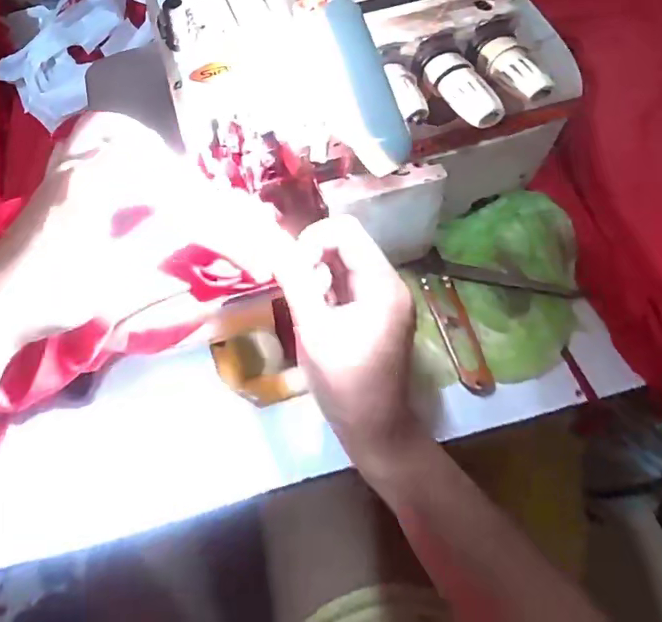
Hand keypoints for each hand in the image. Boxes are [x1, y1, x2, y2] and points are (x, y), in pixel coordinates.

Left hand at [0, 112, 298, 353]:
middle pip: (140, 149)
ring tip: (166, 182)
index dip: (197, 199)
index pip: (161, 178)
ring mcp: (60, 168)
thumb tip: (195, 216)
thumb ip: (156, 237)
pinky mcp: (50, 180)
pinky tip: (122, 172)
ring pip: (109, 135)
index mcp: (94, 182)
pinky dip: (111, 148)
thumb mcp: (114, 273)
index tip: (221, 216)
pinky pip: (85, 145)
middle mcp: (77, 164)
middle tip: (200, 200)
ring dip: (142, 151)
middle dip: (175, 170)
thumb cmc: (54, 294)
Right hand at [271, 216, 425, 469]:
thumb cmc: (345, 384)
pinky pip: (348, 279)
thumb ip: (295, 281)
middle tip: (296, 284)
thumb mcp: (313, 330)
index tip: (293, 269)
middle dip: (313, 253)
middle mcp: (389, 282)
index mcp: (382, 284)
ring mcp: (385, 296)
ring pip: (345, 258)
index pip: (345, 231)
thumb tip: (272, 244)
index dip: (312, 239)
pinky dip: (326, 284)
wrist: (376, 431)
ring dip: (318, 269)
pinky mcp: (377, 309)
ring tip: (306, 301)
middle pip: (346, 241)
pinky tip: (315, 308)